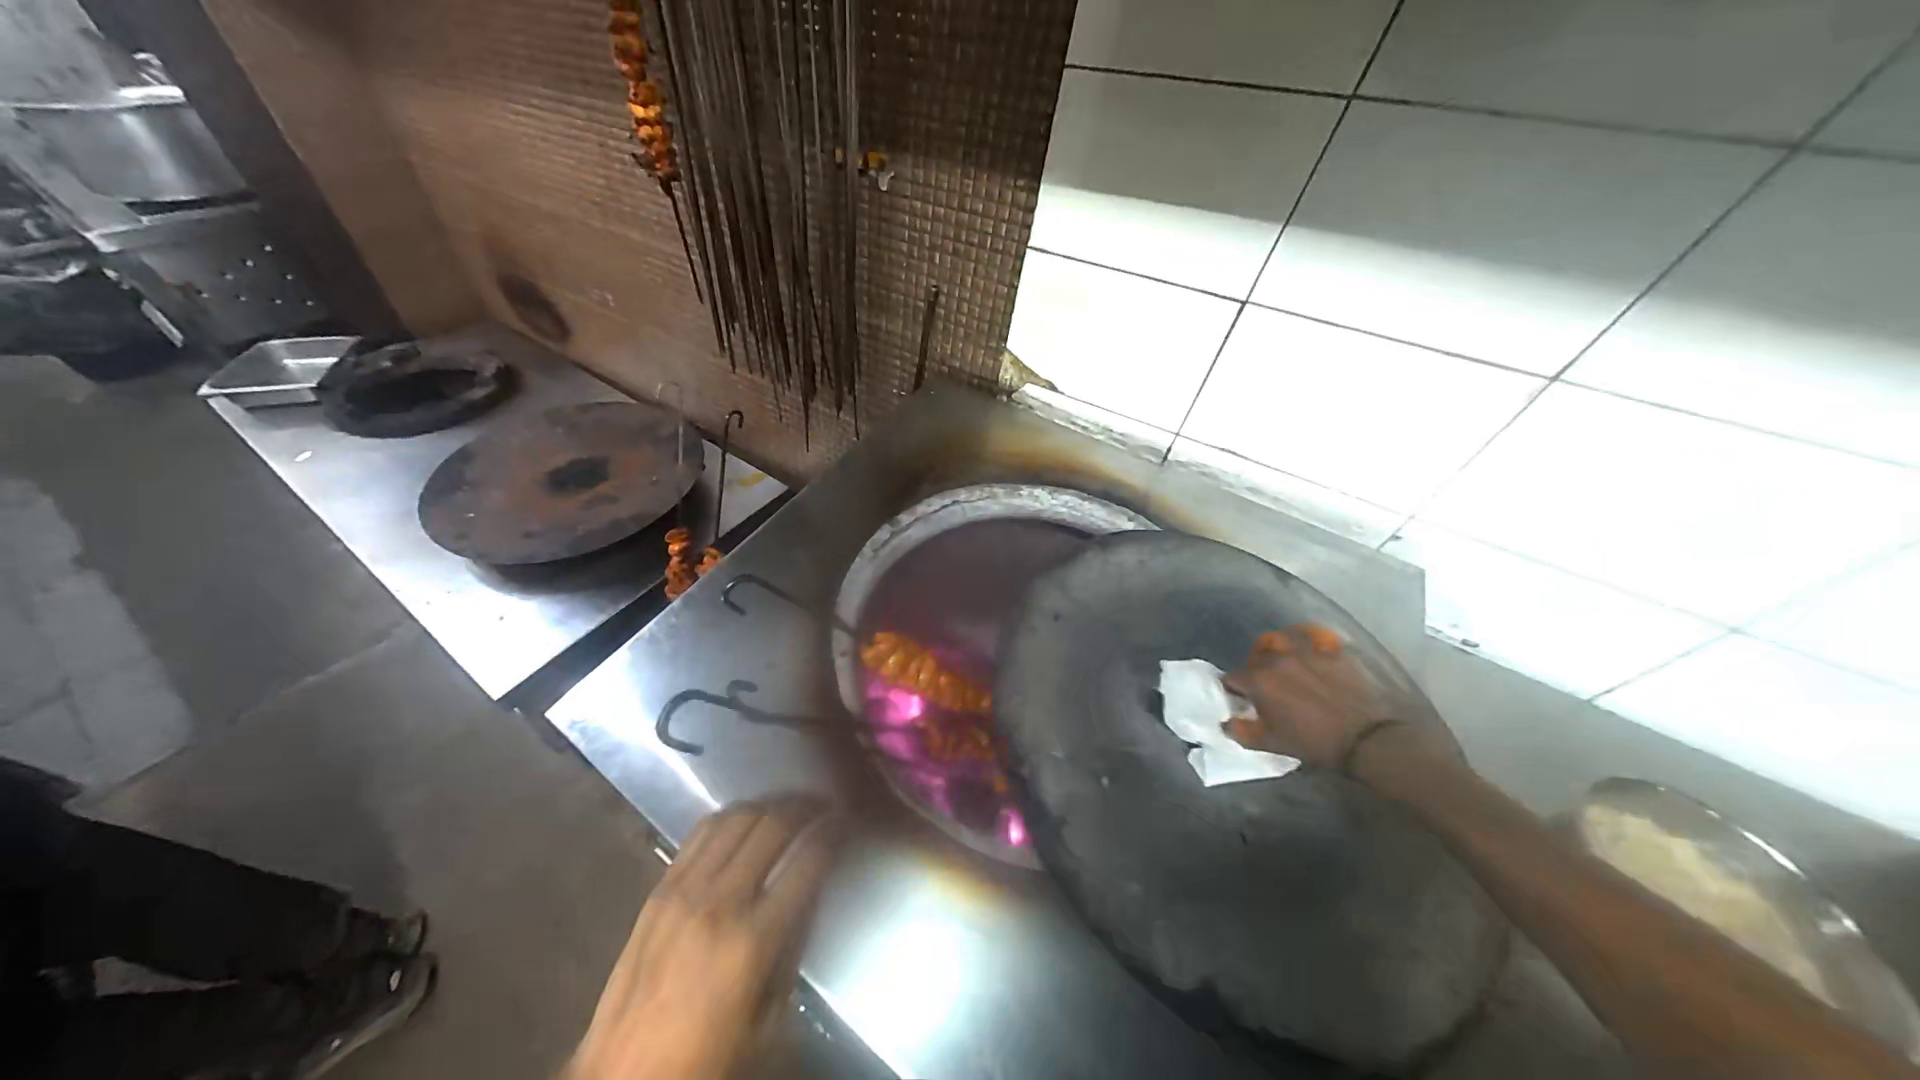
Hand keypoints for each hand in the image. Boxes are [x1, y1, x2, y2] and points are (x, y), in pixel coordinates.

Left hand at [567, 800, 839, 1079]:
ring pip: (736, 818)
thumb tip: (811, 892)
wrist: (624, 1079)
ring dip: (769, 805)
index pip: (808, 860)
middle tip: (825, 804)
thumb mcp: (771, 1019)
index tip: (846, 821)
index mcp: (754, 940)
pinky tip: (746, 821)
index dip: (833, 832)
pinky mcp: (659, 890)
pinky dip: (730, 817)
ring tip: (790, 807)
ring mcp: (684, 890)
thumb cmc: (709, 1059)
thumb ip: (794, 948)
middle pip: (773, 825)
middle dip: (806, 806)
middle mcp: (720, 901)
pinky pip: (700, 833)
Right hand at [1224, 625, 1390, 769]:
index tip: (1241, 700)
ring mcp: (1305, 652)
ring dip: (1271, 648)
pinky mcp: (1331, 651)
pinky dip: (1305, 636)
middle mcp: (1277, 659)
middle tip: (1261, 686)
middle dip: (1252, 670)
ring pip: (1277, 639)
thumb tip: (1226, 723)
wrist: (1366, 740)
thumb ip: (1241, 732)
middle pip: (1253, 658)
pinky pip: (1313, 634)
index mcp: (1259, 681)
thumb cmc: (1313, 743)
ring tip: (1277, 659)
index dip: (1233, 690)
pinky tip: (1305, 645)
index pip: (1233, 678)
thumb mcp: (1270, 744)